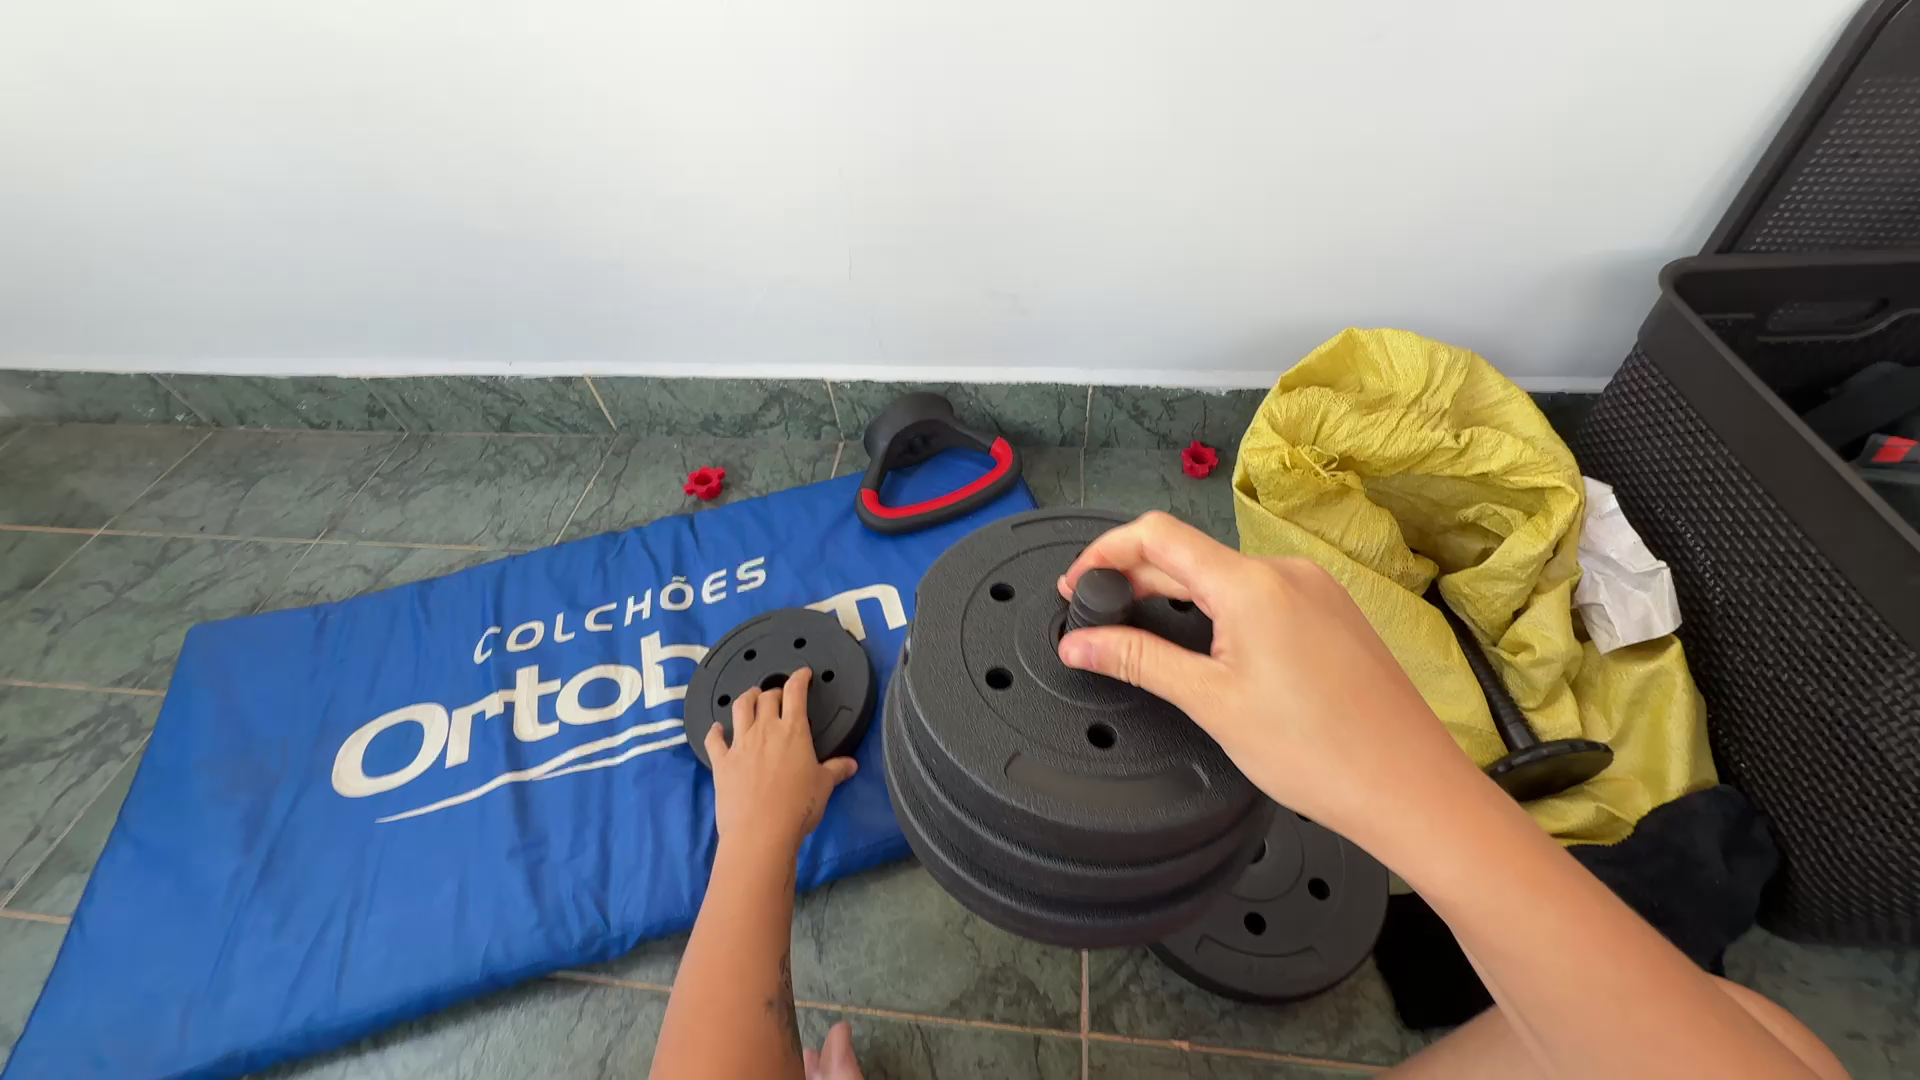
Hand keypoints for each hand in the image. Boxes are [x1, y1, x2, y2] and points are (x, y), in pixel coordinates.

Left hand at [705, 668, 858, 856]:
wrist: (760, 832)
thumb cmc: (798, 806)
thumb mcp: (824, 786)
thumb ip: (836, 770)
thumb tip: (852, 764)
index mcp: (793, 730)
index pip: (795, 693)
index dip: (799, 678)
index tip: (803, 675)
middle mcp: (765, 730)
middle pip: (766, 697)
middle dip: (773, 690)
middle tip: (778, 696)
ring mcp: (740, 744)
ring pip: (740, 709)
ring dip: (746, 699)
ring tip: (751, 697)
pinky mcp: (721, 762)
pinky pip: (714, 739)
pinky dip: (715, 731)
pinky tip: (717, 729)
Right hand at [1055, 512, 1472, 828]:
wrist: (1412, 789)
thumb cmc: (1315, 751)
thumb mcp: (1210, 702)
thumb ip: (1137, 660)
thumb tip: (1077, 644)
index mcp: (1251, 584)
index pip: (1156, 535)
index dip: (1104, 552)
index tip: (1074, 585)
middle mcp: (1284, 571)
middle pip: (1187, 555)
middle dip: (1134, 579)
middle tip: (1097, 619)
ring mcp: (1313, 589)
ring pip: (1222, 575)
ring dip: (1175, 595)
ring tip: (1142, 632)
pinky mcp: (1329, 611)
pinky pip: (1256, 592)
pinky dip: (1215, 608)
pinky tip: (1205, 643)